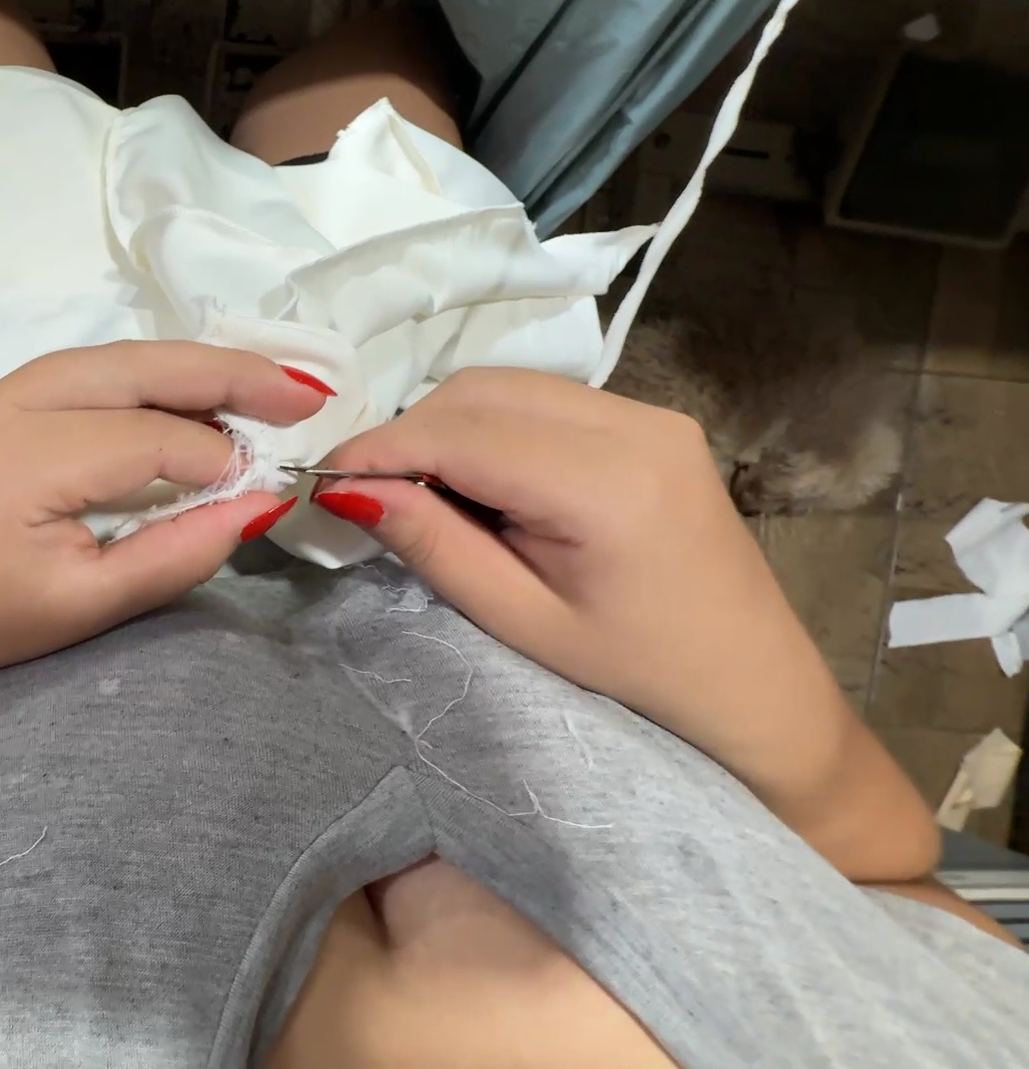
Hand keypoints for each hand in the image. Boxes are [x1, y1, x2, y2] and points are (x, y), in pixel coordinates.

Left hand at [0, 340, 330, 696]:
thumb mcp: (89, 605)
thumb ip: (179, 554)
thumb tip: (263, 504)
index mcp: (17, 463)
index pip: (144, 439)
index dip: (216, 458)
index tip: (269, 482)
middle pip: (133, 366)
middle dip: (226, 375)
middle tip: (303, 390)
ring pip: (113, 357)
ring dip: (191, 369)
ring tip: (262, 388)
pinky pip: (86, 372)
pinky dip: (147, 382)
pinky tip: (191, 399)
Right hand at [306, 368, 834, 754]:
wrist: (751, 686)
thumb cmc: (631, 673)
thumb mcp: (516, 620)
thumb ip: (432, 544)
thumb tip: (346, 489)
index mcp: (608, 486)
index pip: (461, 434)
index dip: (379, 448)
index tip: (321, 478)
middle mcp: (635, 424)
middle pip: (478, 392)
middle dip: (405, 433)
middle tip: (364, 491)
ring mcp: (648, 413)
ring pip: (501, 386)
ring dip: (438, 427)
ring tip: (414, 490)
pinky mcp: (645, 421)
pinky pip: (533, 399)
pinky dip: (478, 427)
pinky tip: (470, 480)